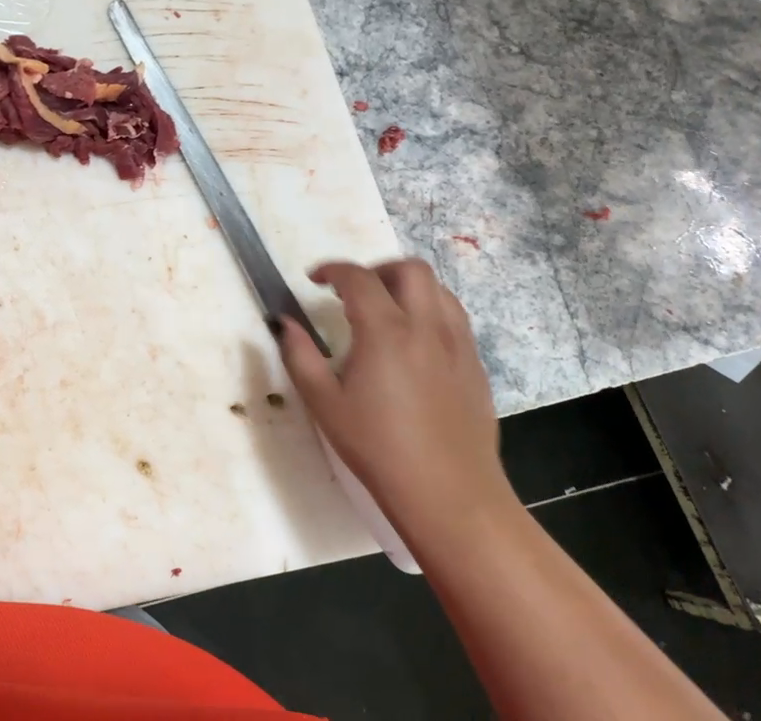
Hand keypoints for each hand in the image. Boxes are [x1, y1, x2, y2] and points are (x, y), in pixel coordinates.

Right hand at [276, 259, 515, 534]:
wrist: (448, 492)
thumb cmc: (376, 446)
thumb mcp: (322, 401)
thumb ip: (299, 354)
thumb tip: (285, 322)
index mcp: (386, 332)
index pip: (359, 278)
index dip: (332, 270)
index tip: (314, 280)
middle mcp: (428, 328)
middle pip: (411, 270)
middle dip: (377, 269)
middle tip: (351, 291)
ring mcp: (459, 346)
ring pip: (440, 291)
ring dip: (407, 287)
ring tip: (383, 310)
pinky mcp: (475, 367)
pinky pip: (455, 320)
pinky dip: (430, 312)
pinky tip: (410, 342)